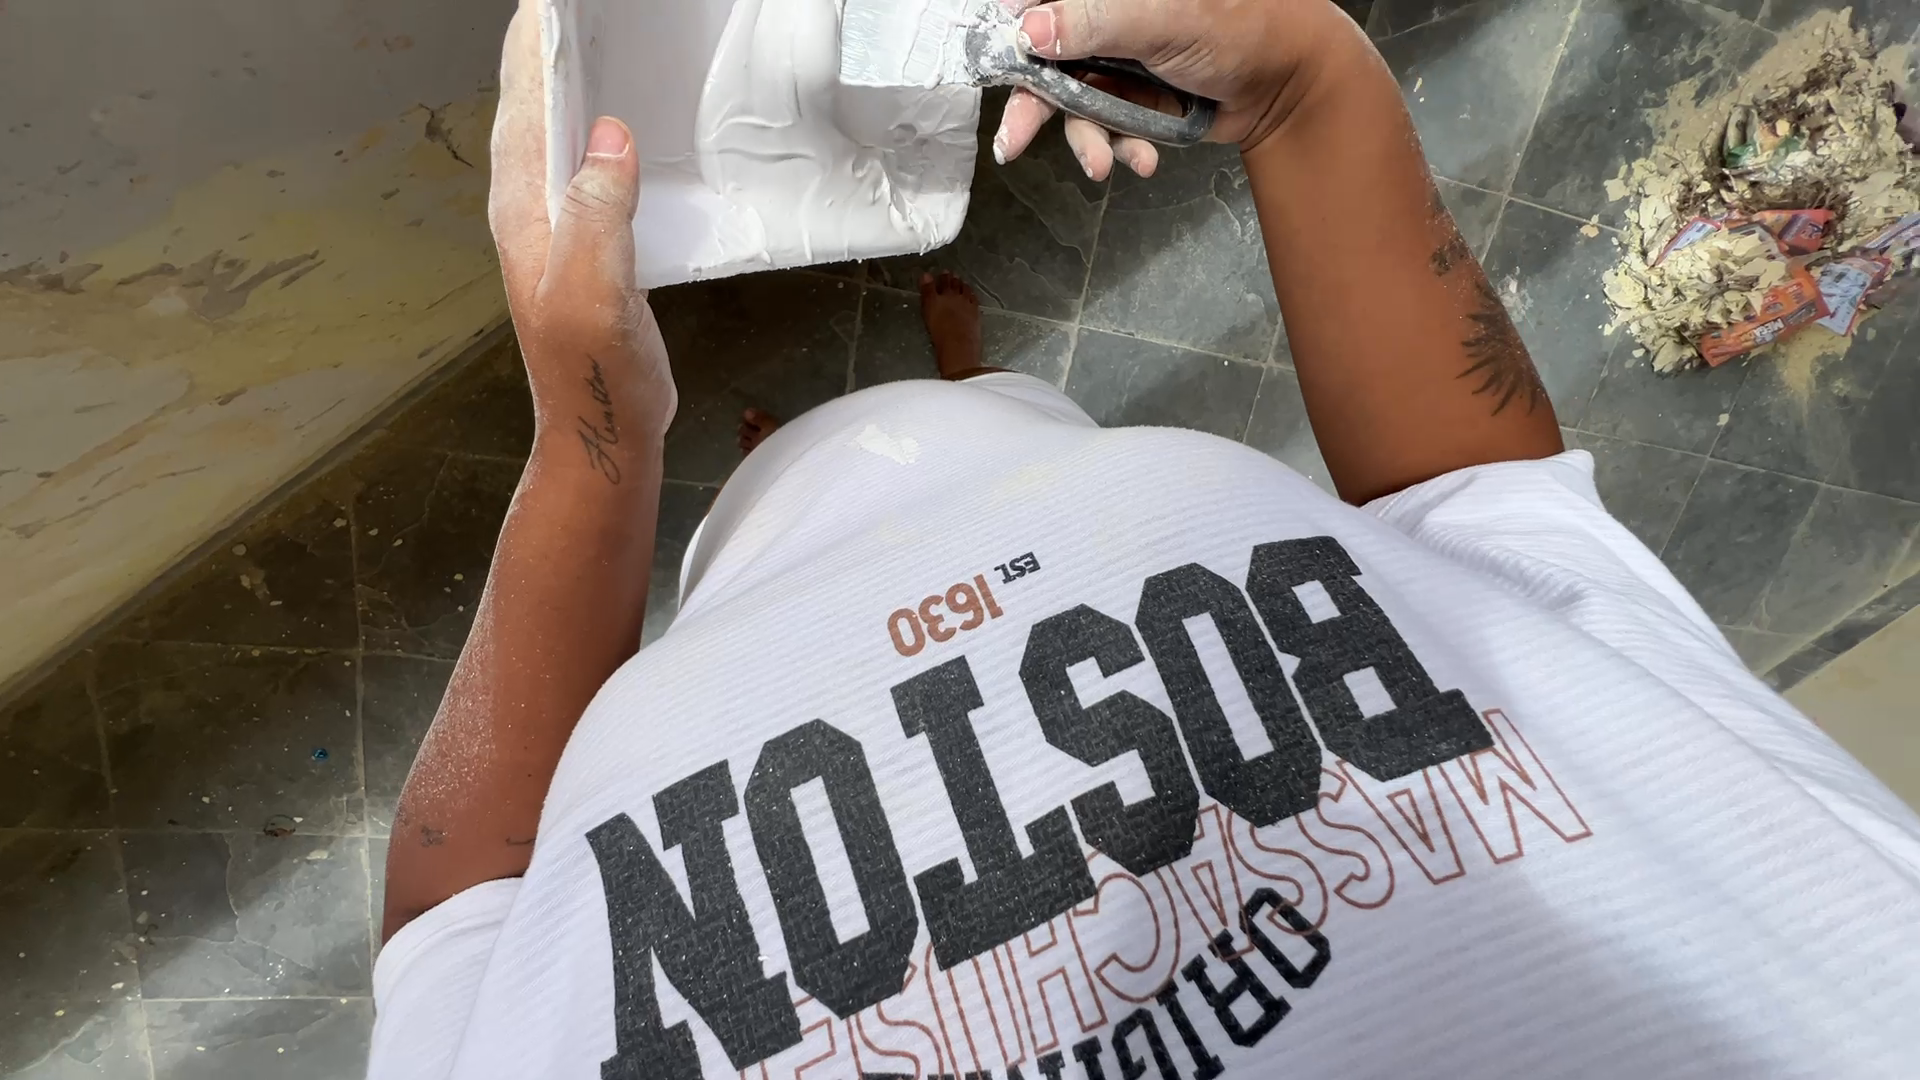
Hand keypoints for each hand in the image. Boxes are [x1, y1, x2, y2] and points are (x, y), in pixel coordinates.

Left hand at [489, 4, 675, 474]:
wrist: (608, 428)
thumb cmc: (597, 373)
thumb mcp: (596, 292)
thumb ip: (597, 213)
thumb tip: (607, 136)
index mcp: (526, 211)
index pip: (523, 106)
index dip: (537, 47)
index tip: (555, 2)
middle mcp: (536, 213)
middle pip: (537, 114)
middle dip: (555, 57)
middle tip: (590, 20)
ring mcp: (566, 235)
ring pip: (567, 145)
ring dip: (583, 98)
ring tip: (612, 59)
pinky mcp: (598, 255)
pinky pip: (599, 182)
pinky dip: (612, 150)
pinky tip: (638, 145)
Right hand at [993, 0, 1368, 180]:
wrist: (1283, 84)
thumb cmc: (1238, 27)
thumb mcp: (1164, 20)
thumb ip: (1098, 23)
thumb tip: (1029, 32)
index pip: (1042, 3)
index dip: (1014, 33)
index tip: (999, 68)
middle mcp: (1102, 22)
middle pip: (1044, 65)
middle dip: (1033, 111)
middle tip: (1012, 146)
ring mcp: (1114, 64)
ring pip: (1072, 109)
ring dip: (1087, 144)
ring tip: (1106, 167)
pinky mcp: (1128, 102)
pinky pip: (1104, 132)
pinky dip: (1119, 151)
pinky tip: (1143, 161)